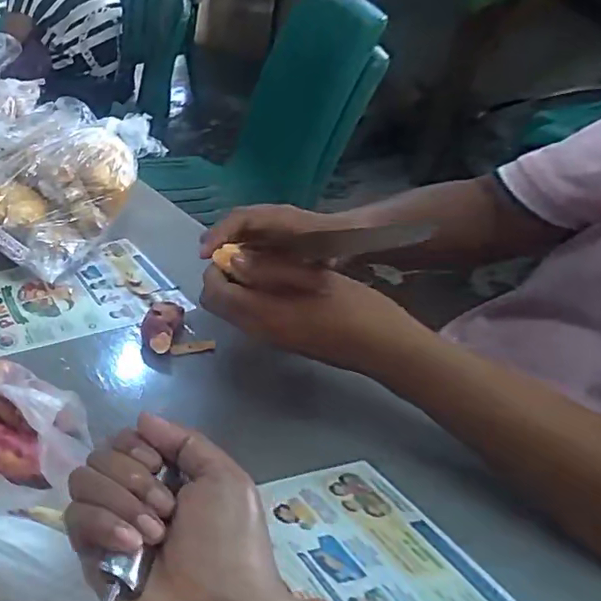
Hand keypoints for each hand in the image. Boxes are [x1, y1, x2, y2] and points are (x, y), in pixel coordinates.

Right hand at [65, 413, 293, 600]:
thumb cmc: (230, 546)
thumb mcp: (225, 480)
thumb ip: (185, 440)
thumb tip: (142, 417)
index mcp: (160, 477)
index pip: (121, 438)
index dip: (135, 446)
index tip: (158, 466)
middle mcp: (128, 494)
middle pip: (99, 456)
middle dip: (132, 479)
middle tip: (166, 511)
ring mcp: (105, 523)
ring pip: (82, 482)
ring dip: (120, 502)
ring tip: (153, 535)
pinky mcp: (88, 552)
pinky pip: (75, 517)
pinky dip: (104, 525)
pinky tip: (132, 546)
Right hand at [200, 204, 349, 259]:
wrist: (354, 235)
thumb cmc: (333, 243)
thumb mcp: (308, 249)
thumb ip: (275, 255)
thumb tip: (237, 260)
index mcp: (276, 216)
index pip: (238, 219)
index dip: (218, 234)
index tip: (206, 253)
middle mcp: (269, 216)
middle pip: (233, 222)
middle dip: (215, 238)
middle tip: (202, 257)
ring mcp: (270, 222)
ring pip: (238, 228)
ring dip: (223, 243)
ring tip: (211, 260)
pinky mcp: (273, 232)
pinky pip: (247, 236)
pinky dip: (235, 247)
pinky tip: (232, 264)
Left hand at [200, 253, 428, 375]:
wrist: (387, 349)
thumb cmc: (355, 307)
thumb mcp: (311, 277)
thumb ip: (268, 267)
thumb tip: (233, 259)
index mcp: (260, 313)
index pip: (213, 291)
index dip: (216, 269)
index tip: (234, 252)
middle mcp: (256, 330)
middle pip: (217, 304)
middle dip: (222, 280)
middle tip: (246, 260)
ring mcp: (269, 339)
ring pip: (232, 312)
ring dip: (236, 291)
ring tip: (266, 270)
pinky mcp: (282, 342)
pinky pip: (250, 319)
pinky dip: (251, 301)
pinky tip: (281, 287)